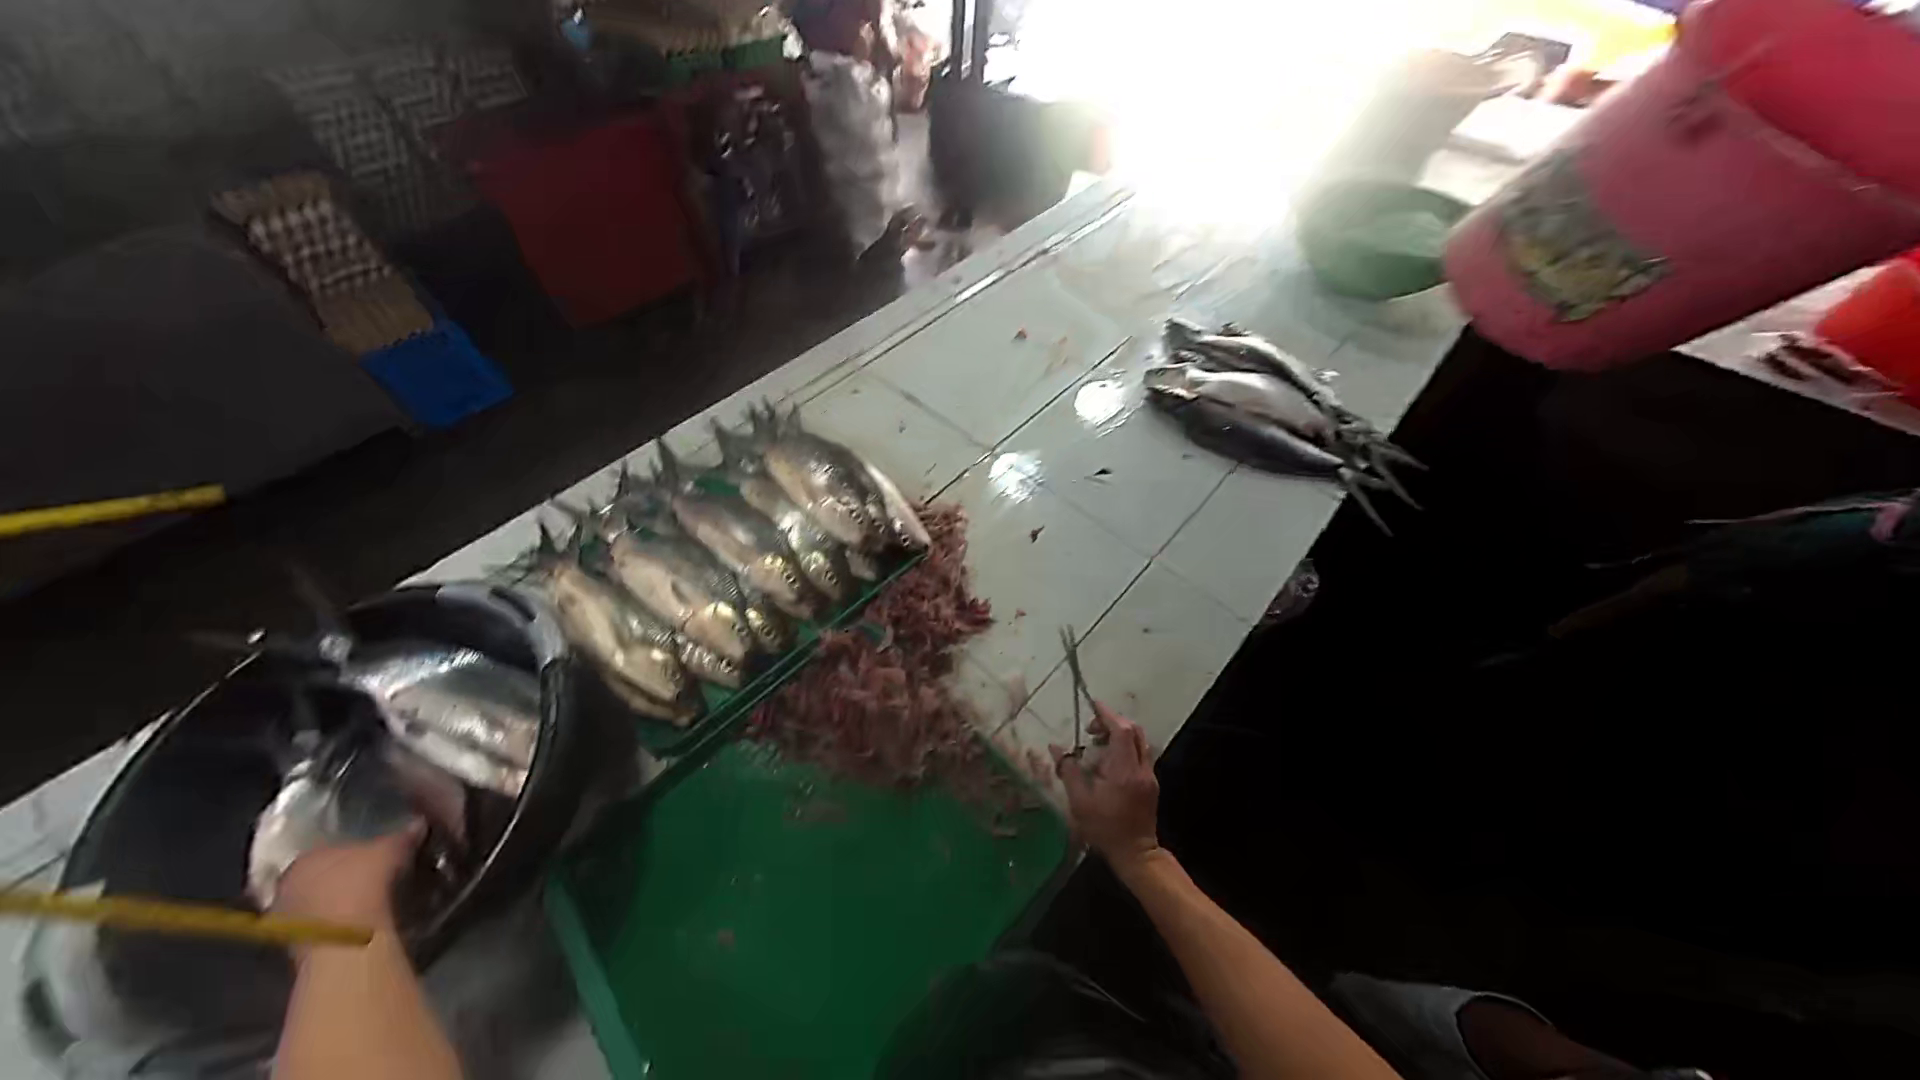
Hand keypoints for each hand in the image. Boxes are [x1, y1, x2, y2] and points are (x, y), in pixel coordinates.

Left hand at [273, 820, 423, 934]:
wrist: (346, 938)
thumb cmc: (364, 882)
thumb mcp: (394, 848)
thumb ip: (405, 835)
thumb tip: (418, 824)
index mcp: (307, 857)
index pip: (333, 847)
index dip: (359, 850)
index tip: (380, 855)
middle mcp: (287, 885)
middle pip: (322, 876)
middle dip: (346, 877)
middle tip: (377, 878)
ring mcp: (285, 919)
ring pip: (320, 903)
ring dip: (340, 903)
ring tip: (372, 903)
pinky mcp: (293, 945)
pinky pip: (323, 925)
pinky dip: (339, 923)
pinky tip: (362, 922)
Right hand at [1050, 703, 1161, 868]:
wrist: (1135, 853)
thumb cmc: (1104, 828)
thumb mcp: (1080, 801)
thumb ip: (1068, 770)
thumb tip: (1056, 747)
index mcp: (1123, 771)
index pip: (1122, 731)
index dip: (1108, 714)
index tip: (1094, 705)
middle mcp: (1141, 769)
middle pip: (1134, 731)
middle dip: (1113, 722)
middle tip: (1092, 729)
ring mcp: (1149, 775)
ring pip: (1139, 741)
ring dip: (1119, 734)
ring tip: (1097, 743)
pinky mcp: (1150, 783)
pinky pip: (1139, 754)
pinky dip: (1125, 747)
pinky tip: (1108, 761)